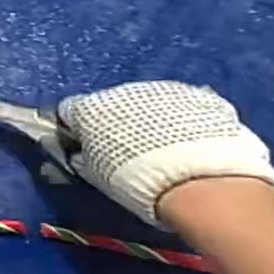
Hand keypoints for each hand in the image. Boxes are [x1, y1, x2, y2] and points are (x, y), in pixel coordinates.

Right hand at [57, 80, 273, 225]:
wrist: (201, 181)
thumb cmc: (133, 178)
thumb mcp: (93, 170)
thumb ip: (81, 154)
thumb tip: (77, 152)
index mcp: (89, 108)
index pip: (69, 111)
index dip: (74, 130)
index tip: (81, 146)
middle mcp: (123, 91)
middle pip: (110, 103)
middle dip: (113, 122)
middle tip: (123, 149)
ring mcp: (165, 91)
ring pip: (148, 103)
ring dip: (149, 119)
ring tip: (161, 147)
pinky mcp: (204, 97)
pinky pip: (183, 106)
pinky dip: (181, 120)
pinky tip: (188, 142)